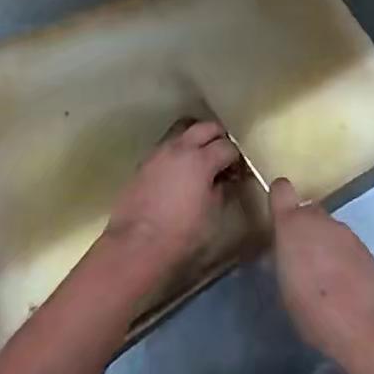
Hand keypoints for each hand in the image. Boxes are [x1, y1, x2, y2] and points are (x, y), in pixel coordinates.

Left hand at [104, 119, 243, 279]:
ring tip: (200, 158)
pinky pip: (166, 146)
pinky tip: (179, 171)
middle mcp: (179, 148)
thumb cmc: (181, 234)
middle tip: (223, 157)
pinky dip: (177, 151)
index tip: (238, 172)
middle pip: (205, 127)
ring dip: (195, 139)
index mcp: (201, 160)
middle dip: (219, 137)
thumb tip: (223, 180)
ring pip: (182, 130)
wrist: (136, 246)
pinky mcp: (143, 164)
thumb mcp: (212, 215)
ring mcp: (158, 153)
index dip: (236, 159)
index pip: (227, 146)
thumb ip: (221, 190)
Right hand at [268, 178, 373, 373]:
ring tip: (323, 278)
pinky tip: (343, 284)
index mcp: (292, 225)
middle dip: (303, 229)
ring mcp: (344, 231)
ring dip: (323, 244)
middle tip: (300, 259)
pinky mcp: (364, 246)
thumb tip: (284, 255)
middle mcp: (319, 220)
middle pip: (308, 211)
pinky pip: (345, 244)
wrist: (363, 325)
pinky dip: (341, 256)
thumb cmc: (311, 309)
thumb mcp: (284, 286)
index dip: (279, 197)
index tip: (278, 214)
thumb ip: (283, 260)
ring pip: (328, 229)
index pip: (282, 189)